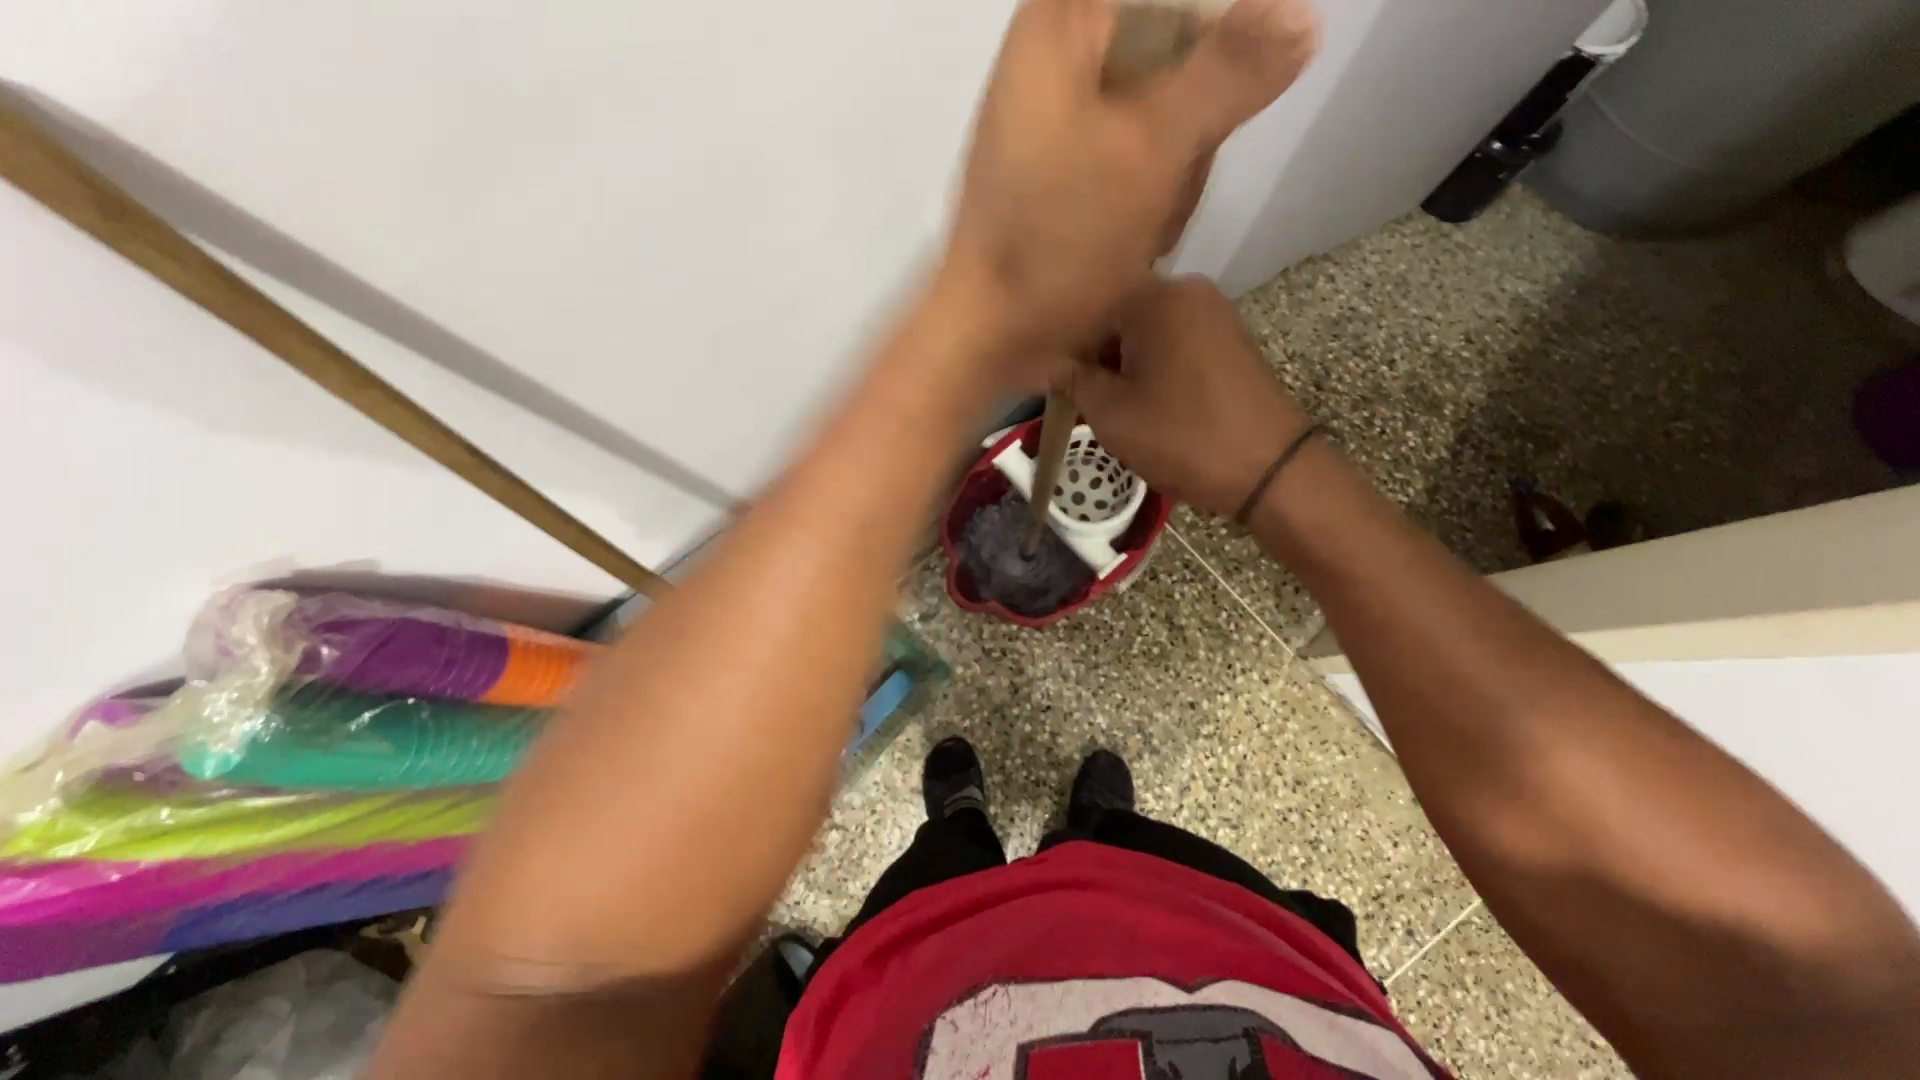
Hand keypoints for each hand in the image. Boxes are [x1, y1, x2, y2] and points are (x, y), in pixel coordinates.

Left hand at [938, 0, 1318, 372]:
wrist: (992, 332)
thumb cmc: (1061, 236)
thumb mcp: (1156, 145)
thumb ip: (1230, 70)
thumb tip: (1303, 14)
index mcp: (1061, 23)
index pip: (1173, 0)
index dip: (1214, 38)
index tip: (1207, 114)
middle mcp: (1054, 57)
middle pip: (1173, 52)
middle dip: (1191, 126)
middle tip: (1167, 179)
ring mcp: (1058, 120)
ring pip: (1163, 115)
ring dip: (1174, 174)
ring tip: (1147, 221)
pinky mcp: (1065, 171)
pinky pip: (1138, 160)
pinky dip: (1150, 198)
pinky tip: (1137, 235)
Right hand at [1075, 276, 1312, 516]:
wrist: (1270, 468)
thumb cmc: (1182, 437)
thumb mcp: (1112, 414)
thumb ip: (1072, 380)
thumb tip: (1049, 363)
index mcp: (1152, 297)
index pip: (1086, 311)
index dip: (1065, 351)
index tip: (1058, 388)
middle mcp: (1186, 289)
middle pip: (1119, 317)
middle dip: (1098, 357)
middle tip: (1087, 403)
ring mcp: (1215, 312)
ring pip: (1148, 332)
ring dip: (1127, 365)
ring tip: (1122, 408)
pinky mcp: (1232, 338)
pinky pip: (1177, 343)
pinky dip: (1158, 367)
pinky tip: (1154, 403)